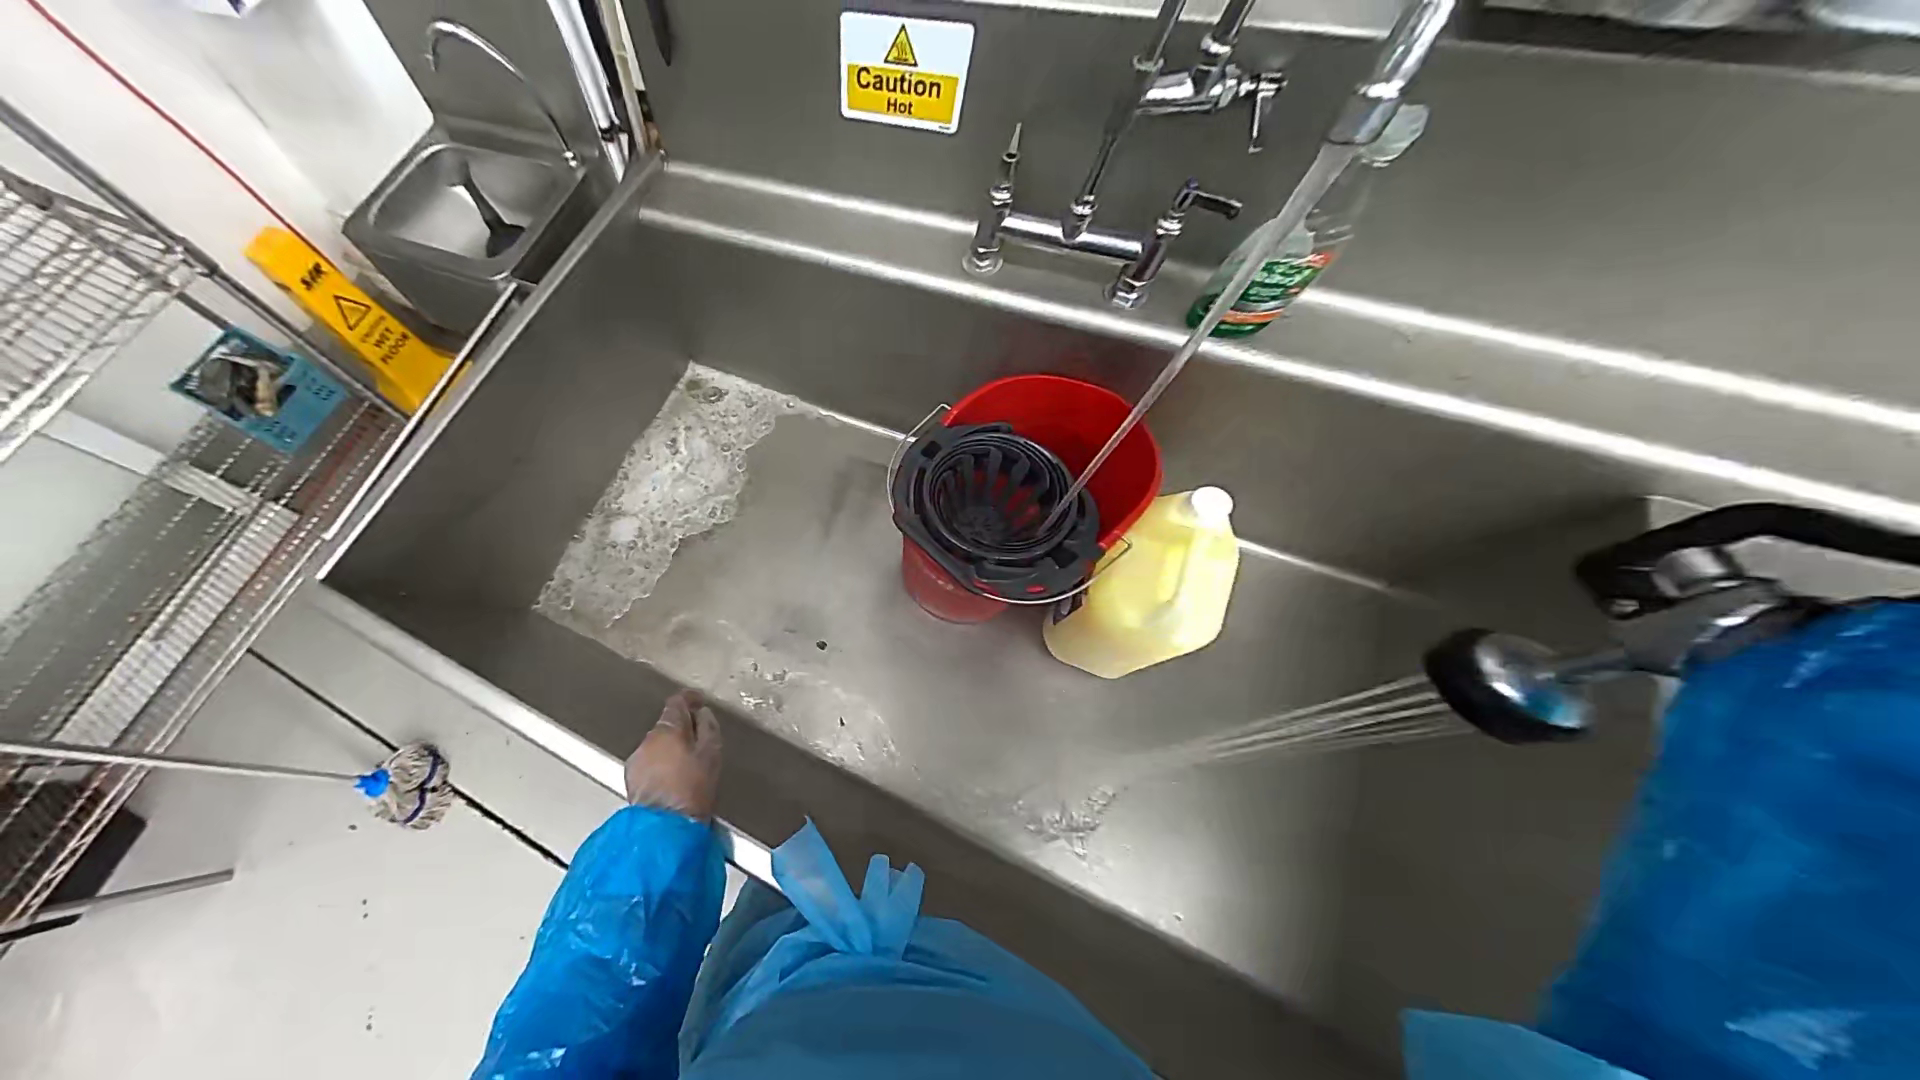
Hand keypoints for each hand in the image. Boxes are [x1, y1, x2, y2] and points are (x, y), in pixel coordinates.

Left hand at [625, 690, 721, 818]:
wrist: (666, 827)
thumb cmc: (692, 788)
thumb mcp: (712, 754)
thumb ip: (708, 728)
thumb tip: (704, 715)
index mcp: (668, 729)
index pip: (676, 702)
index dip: (690, 699)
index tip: (698, 701)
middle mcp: (648, 740)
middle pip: (666, 725)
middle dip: (682, 728)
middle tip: (700, 739)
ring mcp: (636, 760)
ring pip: (657, 745)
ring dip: (670, 748)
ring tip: (688, 764)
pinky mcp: (632, 780)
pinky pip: (649, 763)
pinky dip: (660, 765)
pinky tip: (673, 778)